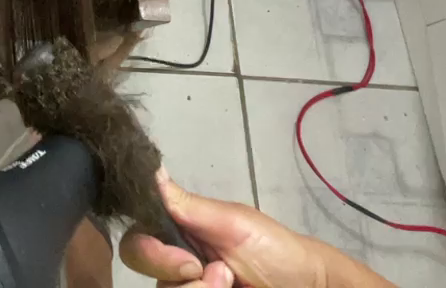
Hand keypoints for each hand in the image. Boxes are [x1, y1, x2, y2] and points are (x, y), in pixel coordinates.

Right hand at [120, 172, 392, 287]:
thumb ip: (189, 205)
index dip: (151, 254)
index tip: (187, 260)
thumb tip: (151, 170)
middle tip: (224, 277)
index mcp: (177, 234)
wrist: (309, 286)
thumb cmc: (275, 250)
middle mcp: (175, 266)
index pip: (137, 243)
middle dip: (186, 282)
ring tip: (234, 285)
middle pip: (149, 278)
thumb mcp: (233, 223)